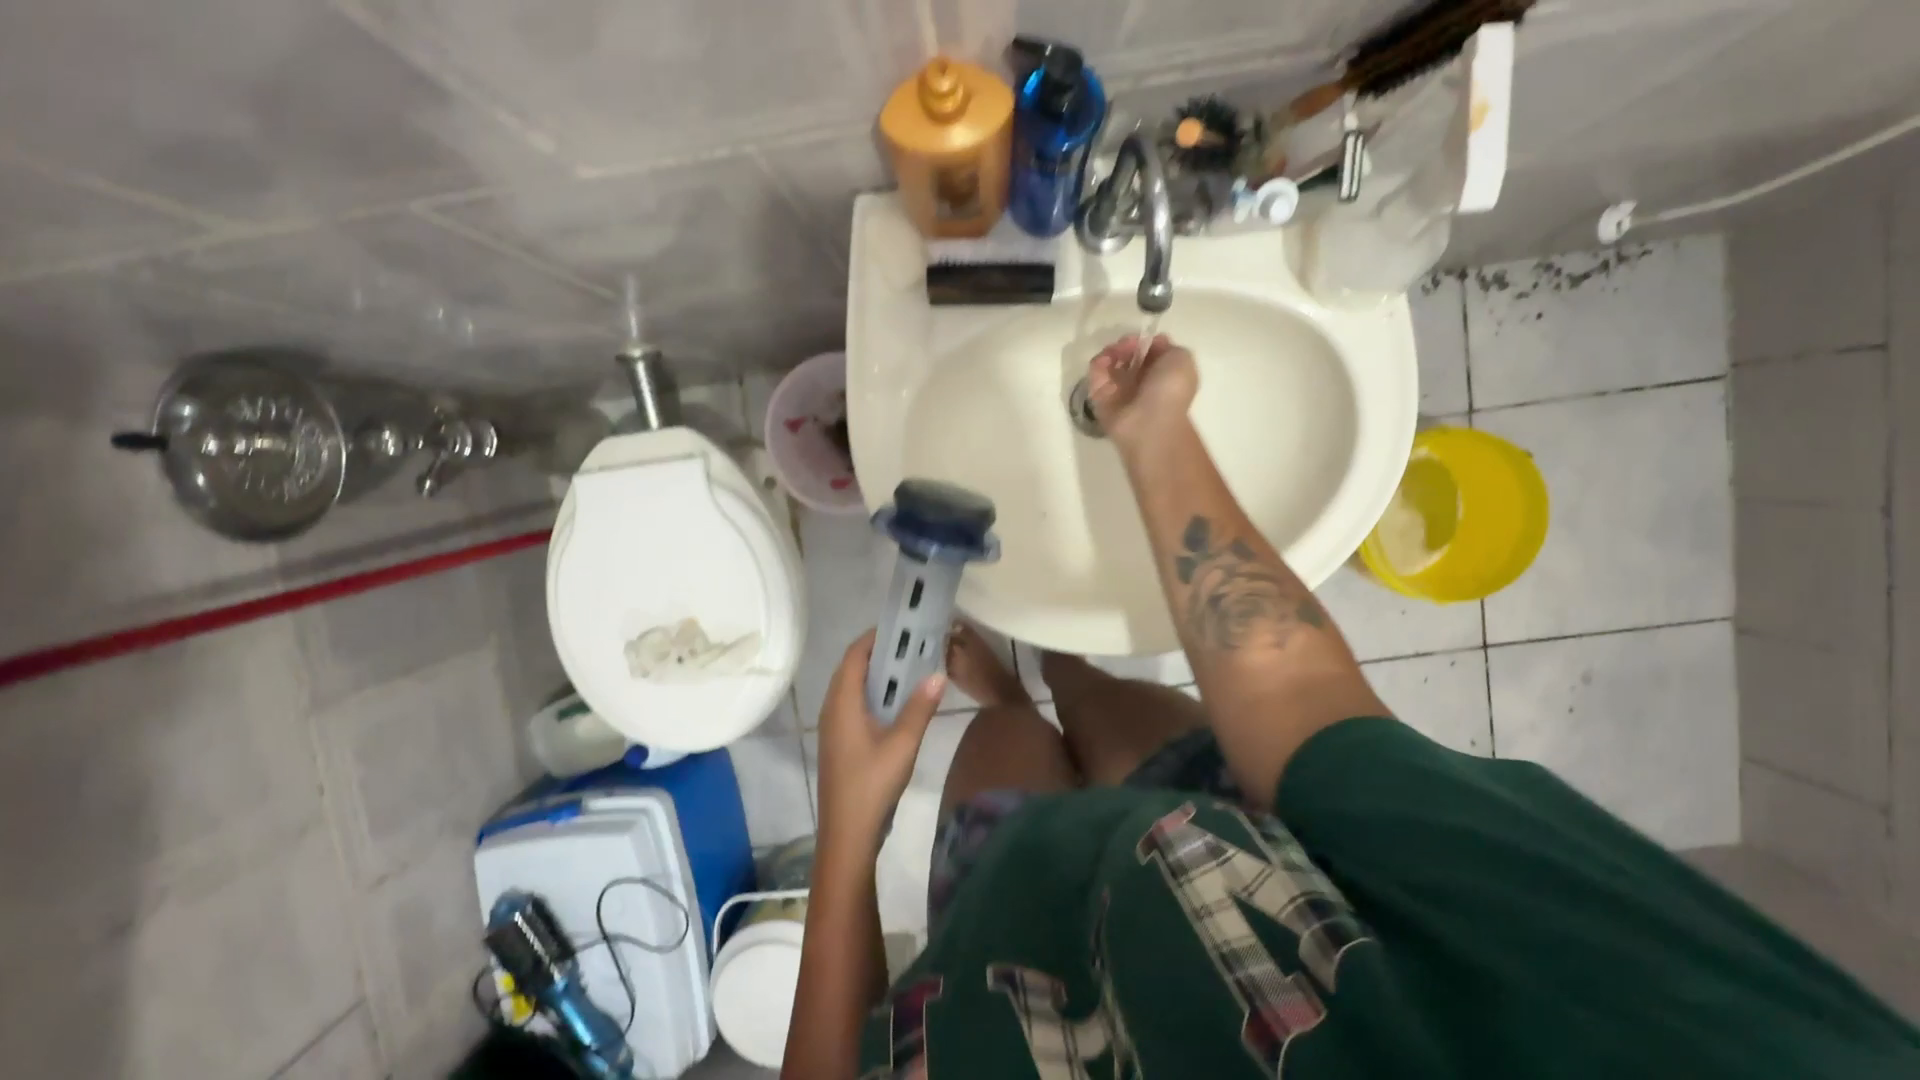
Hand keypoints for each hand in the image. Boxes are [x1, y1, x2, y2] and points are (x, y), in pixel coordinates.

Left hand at [814, 630, 945, 846]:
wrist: (847, 834)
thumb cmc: (872, 785)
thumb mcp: (902, 744)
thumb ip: (920, 708)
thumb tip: (937, 674)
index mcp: (842, 703)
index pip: (854, 655)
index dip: (875, 637)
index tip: (903, 628)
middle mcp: (832, 709)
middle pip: (852, 669)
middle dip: (879, 654)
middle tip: (913, 646)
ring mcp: (833, 728)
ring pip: (852, 689)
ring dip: (877, 676)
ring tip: (910, 669)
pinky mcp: (839, 743)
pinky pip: (854, 706)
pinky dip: (874, 696)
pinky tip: (898, 705)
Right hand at [1087, 333, 1198, 449]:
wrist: (1150, 423)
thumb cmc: (1169, 391)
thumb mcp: (1181, 359)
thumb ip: (1167, 346)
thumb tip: (1152, 342)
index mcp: (1161, 373)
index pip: (1148, 350)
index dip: (1144, 340)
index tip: (1142, 339)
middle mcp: (1140, 380)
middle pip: (1127, 353)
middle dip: (1126, 344)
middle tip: (1126, 346)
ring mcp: (1118, 388)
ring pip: (1110, 360)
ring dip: (1112, 351)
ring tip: (1115, 354)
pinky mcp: (1099, 395)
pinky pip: (1096, 372)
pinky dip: (1098, 362)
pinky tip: (1105, 361)